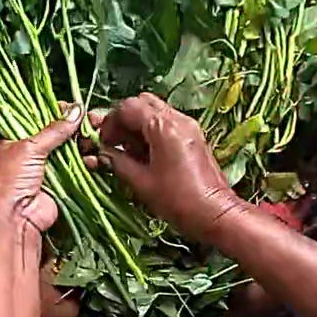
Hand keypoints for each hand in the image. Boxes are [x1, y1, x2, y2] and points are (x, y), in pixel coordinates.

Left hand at [0, 106, 82, 244]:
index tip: (74, 108)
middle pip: (56, 135)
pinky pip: (76, 168)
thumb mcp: (29, 147)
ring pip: (68, 151)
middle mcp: (30, 153)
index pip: (38, 119)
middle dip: (72, 129)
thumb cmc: (11, 179)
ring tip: (91, 139)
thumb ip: (54, 129)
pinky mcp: (60, 183)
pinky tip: (92, 154)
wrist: (16, 218)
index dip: (56, 112)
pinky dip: (85, 161)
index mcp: (15, 139)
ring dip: (80, 145)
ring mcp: (46, 168)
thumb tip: (76, 109)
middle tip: (88, 123)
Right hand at [88, 93, 248, 242]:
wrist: (215, 213)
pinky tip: (145, 155)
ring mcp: (189, 126)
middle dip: (124, 120)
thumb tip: (101, 154)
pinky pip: (168, 124)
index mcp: (163, 125)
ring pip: (156, 112)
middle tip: (114, 143)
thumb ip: (118, 162)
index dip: (109, 122)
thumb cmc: (177, 200)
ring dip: (138, 126)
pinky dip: (152, 132)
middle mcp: (178, 118)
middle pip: (142, 103)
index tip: (102, 142)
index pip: (127, 107)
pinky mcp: (194, 137)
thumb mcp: (141, 182)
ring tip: (128, 152)